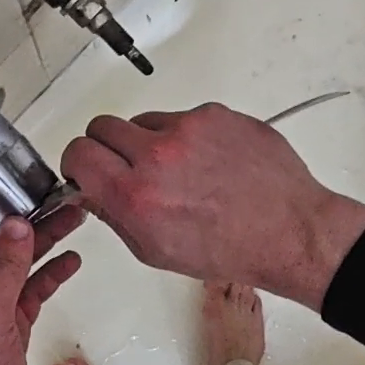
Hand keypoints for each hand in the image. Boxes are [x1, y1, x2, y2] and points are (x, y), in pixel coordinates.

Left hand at [0, 200, 85, 364]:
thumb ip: (6, 268)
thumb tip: (17, 224)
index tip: (6, 172)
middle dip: (23, 216)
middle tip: (57, 194)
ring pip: (16, 262)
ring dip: (42, 242)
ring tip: (74, 217)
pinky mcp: (7, 325)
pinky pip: (29, 291)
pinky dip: (48, 276)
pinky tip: (70, 261)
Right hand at [59, 102, 364, 309]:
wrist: (288, 231)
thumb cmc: (225, 250)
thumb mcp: (154, 251)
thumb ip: (114, 215)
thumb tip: (90, 190)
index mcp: (135, 195)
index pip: (78, 153)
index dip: (77, 163)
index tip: (87, 171)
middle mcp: (156, 155)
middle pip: (101, 127)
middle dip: (105, 147)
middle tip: (125, 167)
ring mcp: (188, 128)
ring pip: (141, 120)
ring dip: (146, 141)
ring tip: (176, 170)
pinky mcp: (215, 114)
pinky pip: (180, 118)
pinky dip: (184, 137)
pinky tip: (206, 162)